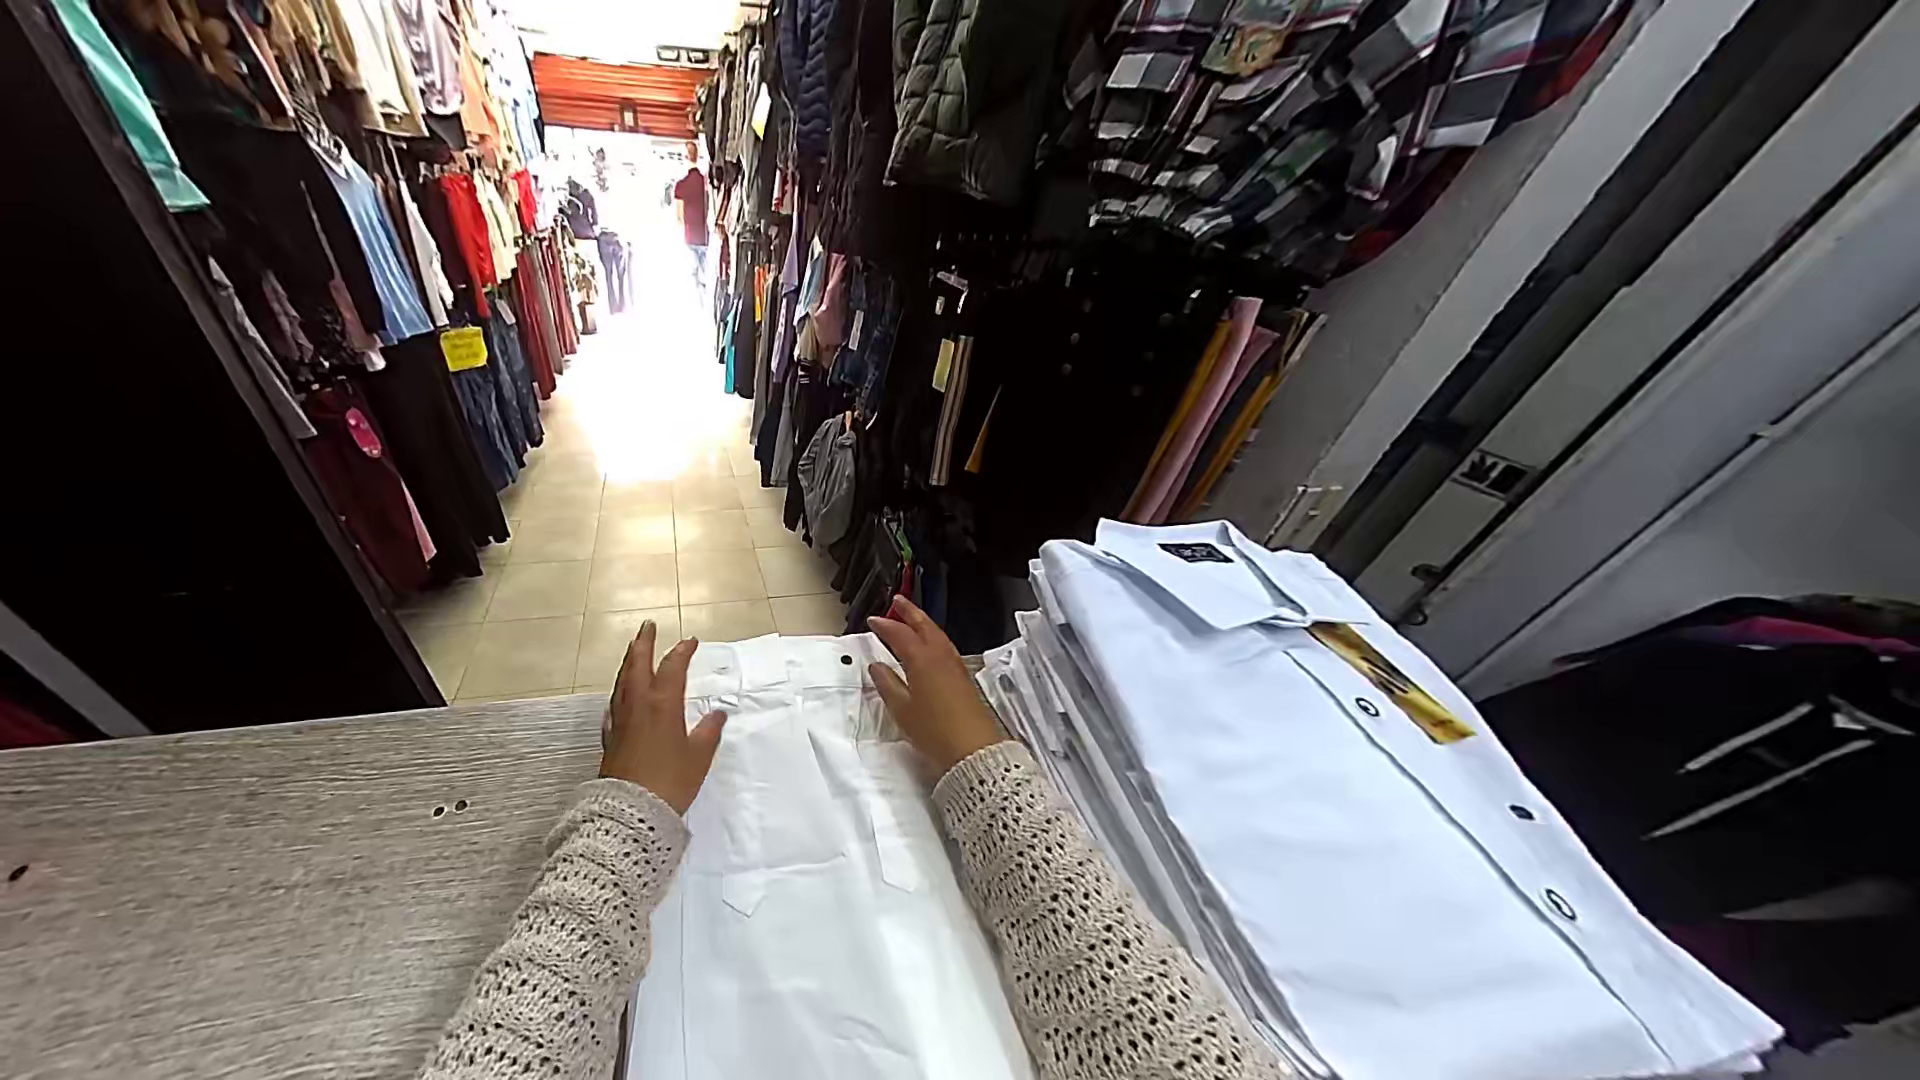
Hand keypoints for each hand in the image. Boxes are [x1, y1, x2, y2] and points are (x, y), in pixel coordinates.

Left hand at [600, 621, 726, 814]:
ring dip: (629, 662)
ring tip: (633, 651)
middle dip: (642, 644)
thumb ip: (708, 731)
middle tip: (647, 627)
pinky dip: (620, 691)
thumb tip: (717, 715)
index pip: (672, 668)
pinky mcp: (611, 738)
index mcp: (662, 704)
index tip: (691, 641)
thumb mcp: (699, 755)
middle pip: (637, 666)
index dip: (682, 652)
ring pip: (622, 682)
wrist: (630, 813)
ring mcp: (620, 721)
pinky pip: (614, 704)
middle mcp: (638, 706)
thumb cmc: (670, 781)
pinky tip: (621, 695)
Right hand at [867, 596, 1001, 772]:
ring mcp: (955, 663)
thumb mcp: (902, 709)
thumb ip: (887, 684)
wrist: (972, 748)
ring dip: (922, 622)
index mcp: (922, 659)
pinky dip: (933, 636)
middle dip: (909, 611)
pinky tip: (928, 643)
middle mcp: (940, 655)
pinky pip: (945, 645)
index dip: (885, 625)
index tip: (873, 620)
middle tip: (897, 600)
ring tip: (911, 617)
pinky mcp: (963, 674)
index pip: (900, 634)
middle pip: (923, 625)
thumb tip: (876, 666)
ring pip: (936, 633)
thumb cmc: (934, 730)